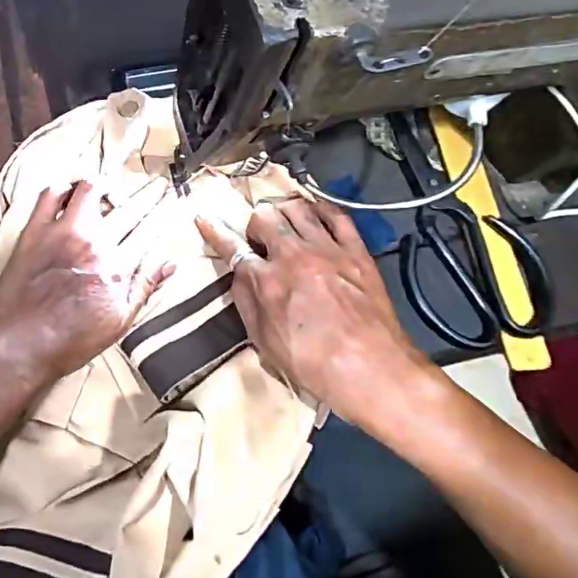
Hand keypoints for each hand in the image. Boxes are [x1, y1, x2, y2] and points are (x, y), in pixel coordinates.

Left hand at [0, 181, 174, 387]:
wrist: (19, 344)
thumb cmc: (67, 341)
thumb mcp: (119, 322)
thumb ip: (144, 288)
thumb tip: (168, 264)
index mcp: (117, 267)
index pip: (148, 230)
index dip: (162, 213)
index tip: (167, 202)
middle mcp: (92, 243)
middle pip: (128, 207)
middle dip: (148, 194)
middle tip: (155, 187)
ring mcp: (61, 232)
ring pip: (88, 189)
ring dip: (104, 186)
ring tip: (109, 190)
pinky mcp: (34, 231)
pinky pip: (49, 194)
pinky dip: (63, 187)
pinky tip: (69, 191)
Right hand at [197, 198, 431, 423]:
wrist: (372, 370)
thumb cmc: (314, 365)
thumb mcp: (265, 342)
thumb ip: (247, 303)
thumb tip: (240, 276)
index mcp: (268, 281)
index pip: (233, 247)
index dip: (215, 232)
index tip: (204, 219)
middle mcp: (295, 256)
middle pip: (265, 216)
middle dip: (256, 224)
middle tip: (260, 240)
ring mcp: (328, 249)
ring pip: (298, 207)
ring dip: (285, 211)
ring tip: (286, 224)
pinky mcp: (357, 251)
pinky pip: (337, 215)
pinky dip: (321, 209)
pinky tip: (316, 213)